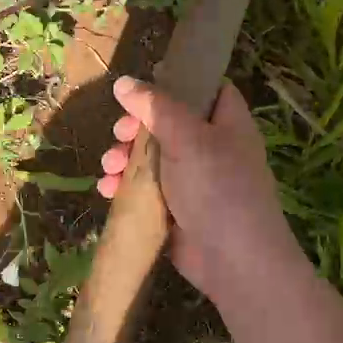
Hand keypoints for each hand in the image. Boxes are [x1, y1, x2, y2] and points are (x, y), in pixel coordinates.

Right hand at [97, 77, 301, 292]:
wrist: (234, 261)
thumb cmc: (218, 188)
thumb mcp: (187, 138)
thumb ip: (154, 106)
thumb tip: (123, 82)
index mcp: (227, 125)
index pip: (209, 90)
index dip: (180, 81)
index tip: (147, 82)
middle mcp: (212, 148)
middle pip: (166, 123)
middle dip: (135, 127)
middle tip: (121, 134)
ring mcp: (193, 181)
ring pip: (149, 156)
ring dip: (123, 158)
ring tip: (111, 168)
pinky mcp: (174, 209)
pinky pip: (144, 188)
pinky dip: (125, 186)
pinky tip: (108, 191)